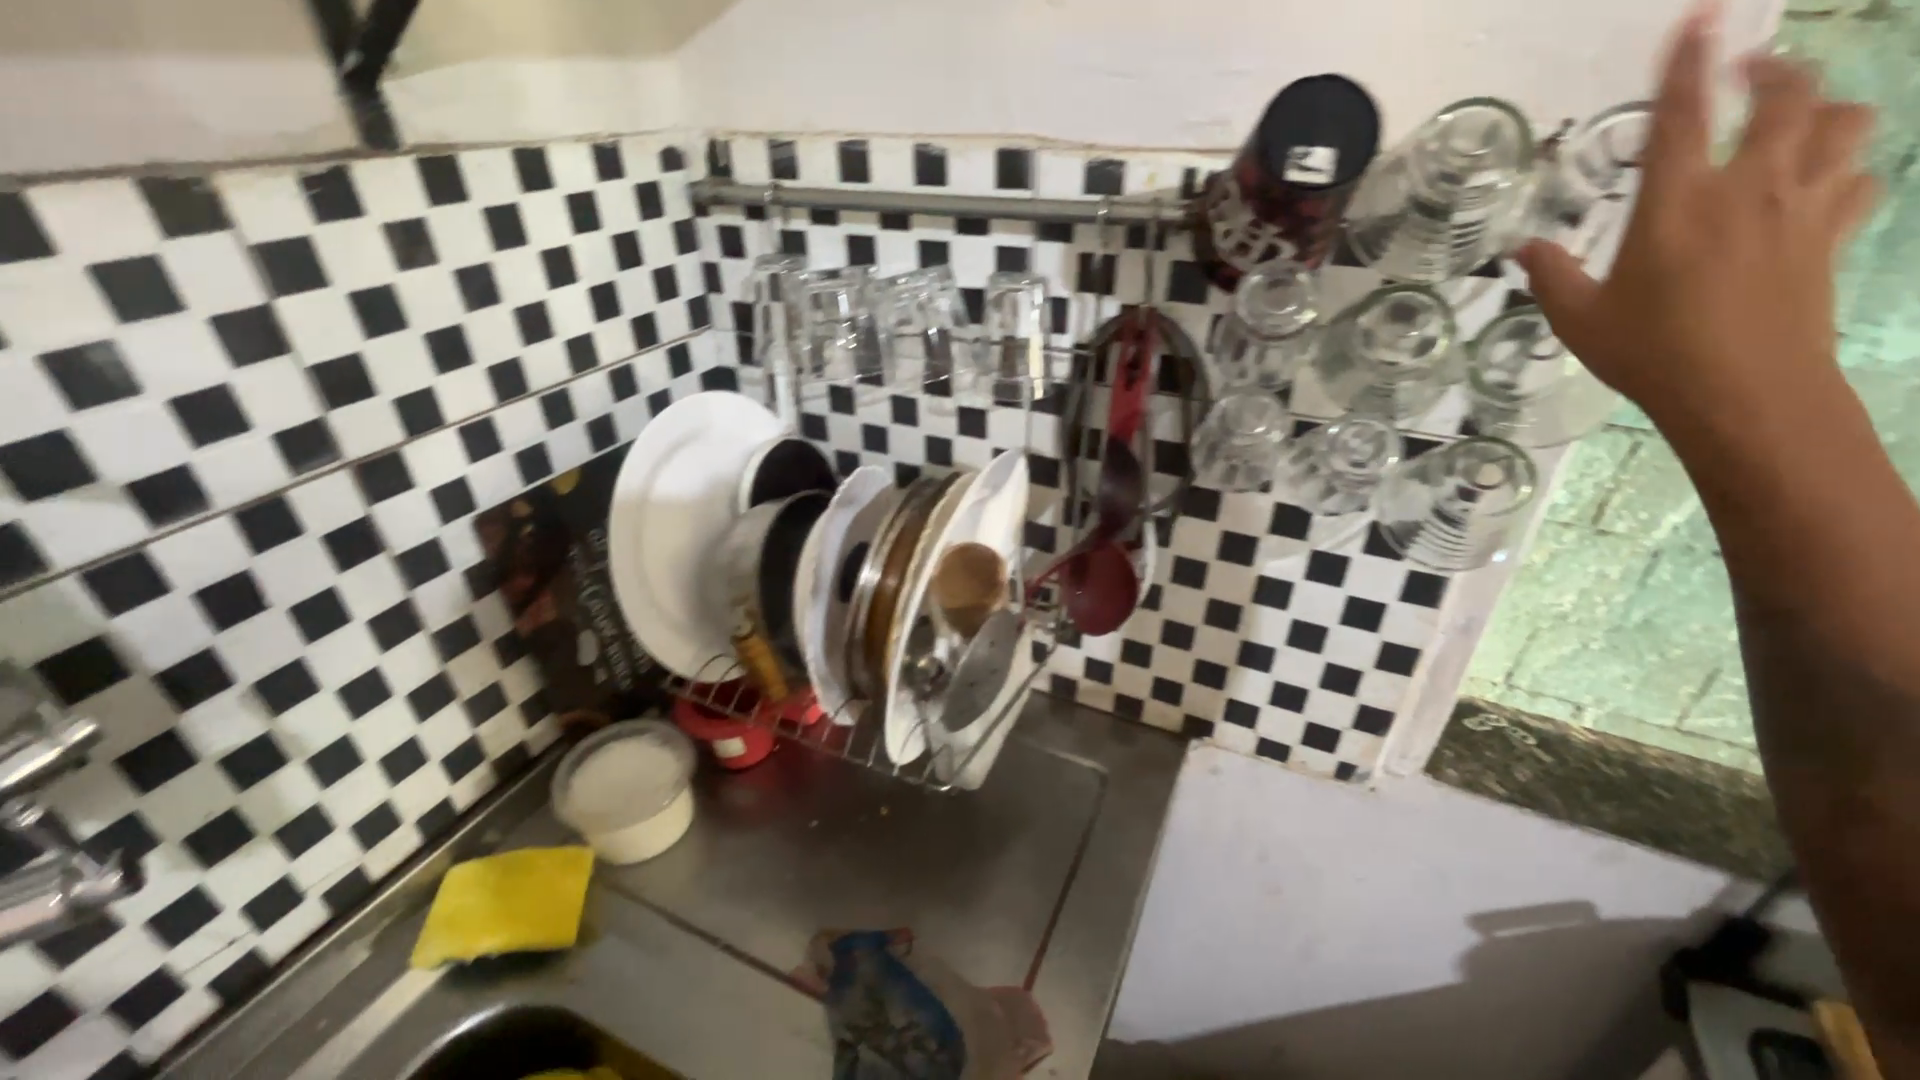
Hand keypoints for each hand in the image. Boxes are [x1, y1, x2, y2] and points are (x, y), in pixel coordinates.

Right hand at [1516, 4, 1878, 427]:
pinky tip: (1825, 179)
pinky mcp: (1832, 237)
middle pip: (1787, 96)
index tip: (1699, 19)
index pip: (1683, 113)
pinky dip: (1849, 167)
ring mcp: (1800, 209)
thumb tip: (1524, 249)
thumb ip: (1552, 277)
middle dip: (1773, 70)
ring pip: (1844, 122)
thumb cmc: (1651, 355)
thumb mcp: (1578, 321)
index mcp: (1676, 204)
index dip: (1688, 61)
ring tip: (1798, 115)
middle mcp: (1747, 189)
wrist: (1746, 396)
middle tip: (1749, 72)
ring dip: (1824, 107)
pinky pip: (1863, 178)